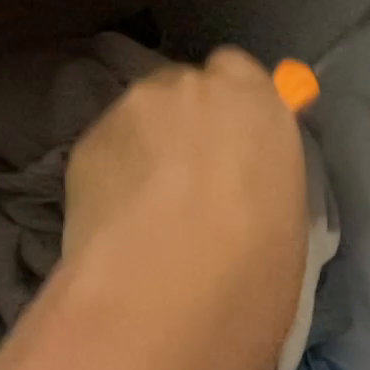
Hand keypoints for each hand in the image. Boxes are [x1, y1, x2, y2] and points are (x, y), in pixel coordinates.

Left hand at [64, 47, 308, 365]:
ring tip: (145, 212)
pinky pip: (106, 150)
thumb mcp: (285, 220)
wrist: (165, 295)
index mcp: (258, 102)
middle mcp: (193, 87)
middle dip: (185, 126)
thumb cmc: (254, 268)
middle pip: (185, 91)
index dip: (231, 111)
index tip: (230, 149)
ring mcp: (131, 109)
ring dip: (144, 150)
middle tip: (187, 186)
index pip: (239, 74)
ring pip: (140, 119)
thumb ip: (260, 178)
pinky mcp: (84, 142)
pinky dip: (111, 175)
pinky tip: (116, 224)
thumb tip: (240, 185)